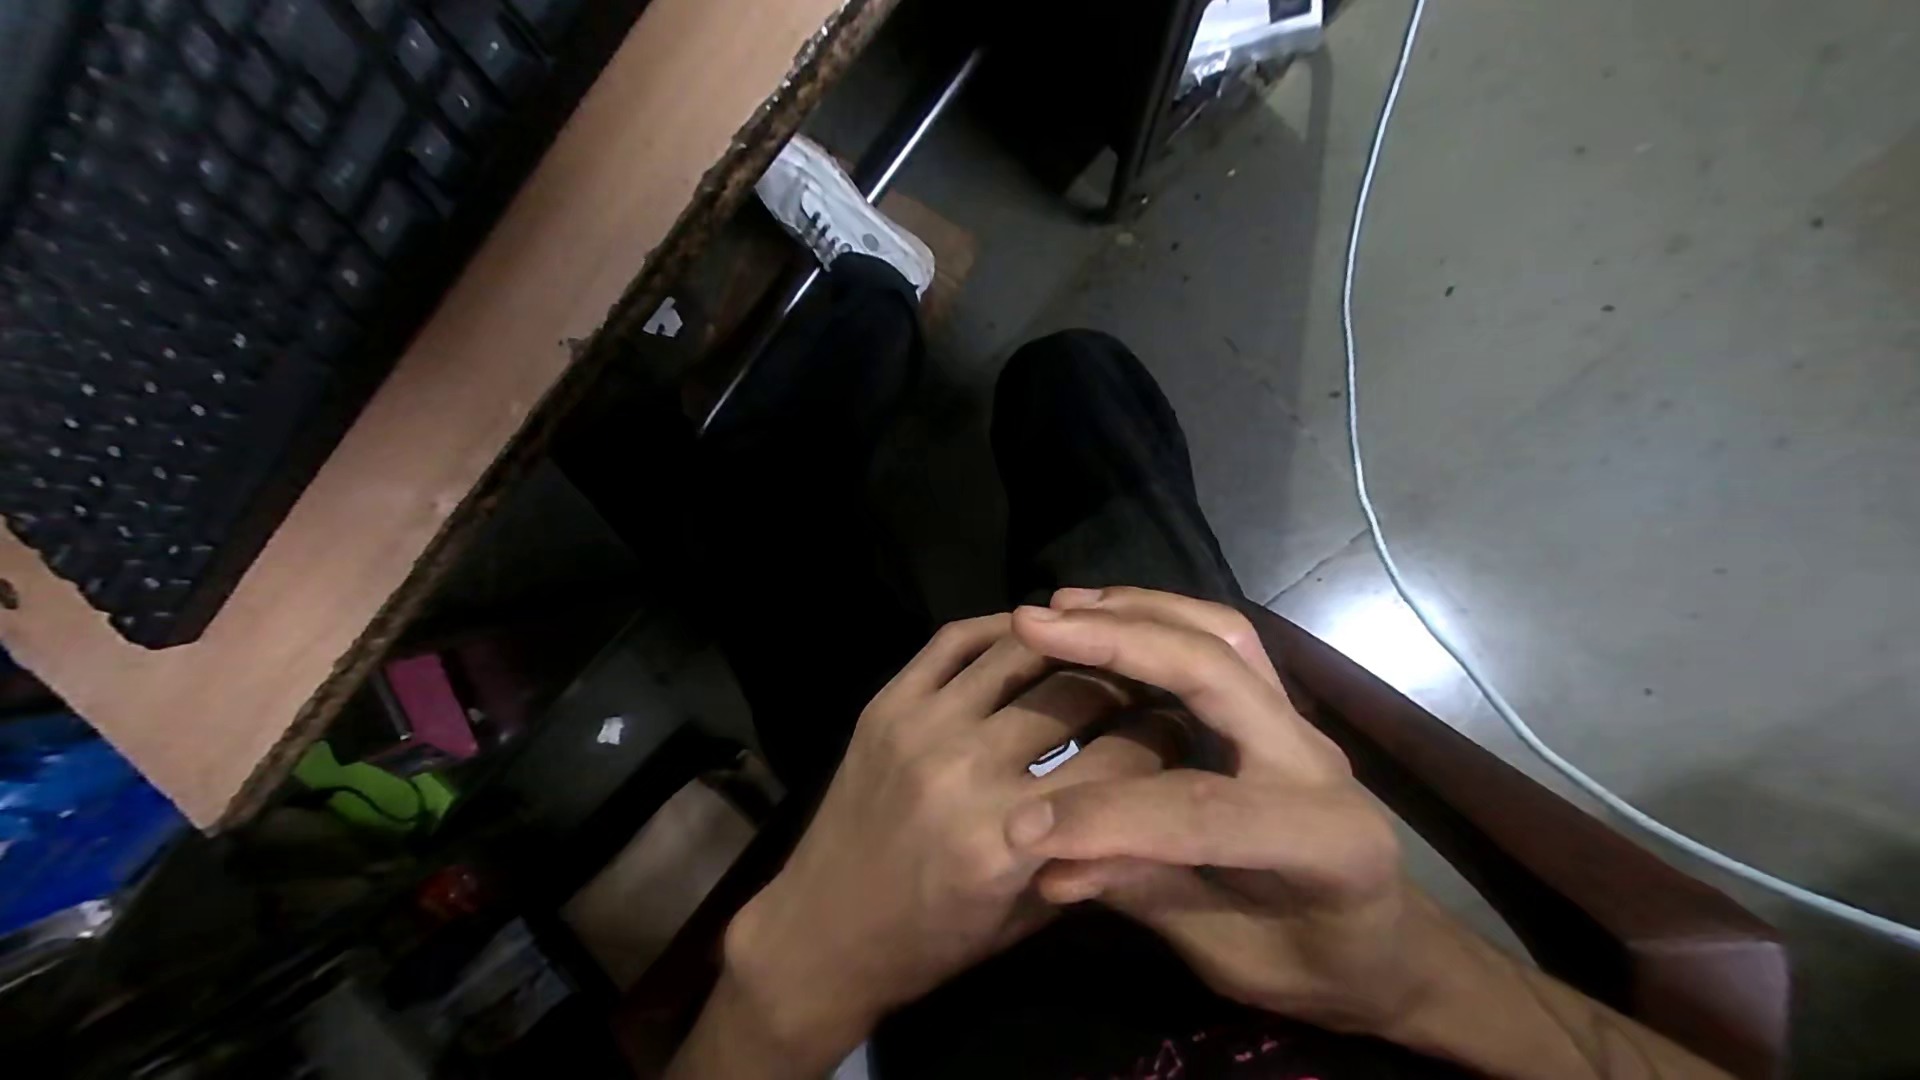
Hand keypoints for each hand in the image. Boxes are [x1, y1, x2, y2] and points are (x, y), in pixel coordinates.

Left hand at [714, 613, 1170, 1071]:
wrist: (823, 929)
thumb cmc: (934, 939)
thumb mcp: (1029, 917)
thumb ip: (1091, 844)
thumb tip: (1149, 776)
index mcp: (1007, 838)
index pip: (1118, 764)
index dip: (1164, 740)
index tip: (1182, 728)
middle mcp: (965, 769)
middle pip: (1075, 695)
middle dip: (1129, 684)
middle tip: (1149, 681)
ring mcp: (919, 725)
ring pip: (1017, 653)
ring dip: (1071, 644)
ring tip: (1100, 646)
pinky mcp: (887, 702)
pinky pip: (952, 640)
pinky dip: (999, 626)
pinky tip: (1031, 628)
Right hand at [1004, 587, 1439, 1036]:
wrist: (1387, 943)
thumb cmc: (1313, 962)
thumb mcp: (1226, 952)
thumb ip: (1141, 892)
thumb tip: (1044, 864)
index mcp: (1323, 839)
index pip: (1199, 810)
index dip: (1104, 816)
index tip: (1019, 825)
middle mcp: (1314, 757)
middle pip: (1215, 672)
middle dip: (1117, 643)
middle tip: (1033, 626)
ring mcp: (1296, 717)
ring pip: (1220, 633)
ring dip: (1134, 610)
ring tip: (1061, 607)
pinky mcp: (1274, 700)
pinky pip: (1219, 635)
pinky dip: (1154, 613)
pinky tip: (1102, 611)